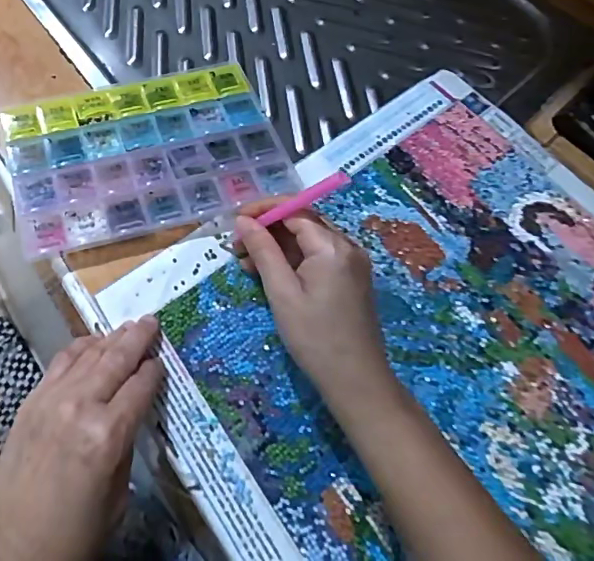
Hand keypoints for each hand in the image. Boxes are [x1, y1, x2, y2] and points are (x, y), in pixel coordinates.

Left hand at [0, 318, 164, 560]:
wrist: (12, 541)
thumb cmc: (72, 533)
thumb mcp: (116, 498)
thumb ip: (125, 449)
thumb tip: (129, 416)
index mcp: (107, 436)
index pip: (139, 389)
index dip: (154, 373)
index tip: (162, 362)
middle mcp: (80, 406)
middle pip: (115, 360)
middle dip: (137, 339)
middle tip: (152, 321)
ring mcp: (53, 397)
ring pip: (88, 354)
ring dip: (110, 338)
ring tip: (127, 326)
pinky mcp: (33, 397)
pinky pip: (61, 361)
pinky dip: (80, 347)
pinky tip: (92, 342)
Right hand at [235, 206, 390, 398]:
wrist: (358, 384)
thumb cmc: (315, 338)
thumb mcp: (281, 292)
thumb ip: (262, 250)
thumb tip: (244, 220)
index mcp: (332, 246)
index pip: (293, 209)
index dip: (261, 210)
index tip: (234, 222)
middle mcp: (347, 246)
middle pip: (301, 221)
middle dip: (266, 228)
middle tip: (237, 246)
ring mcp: (351, 262)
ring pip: (306, 238)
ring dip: (276, 245)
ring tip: (247, 263)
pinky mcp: (350, 278)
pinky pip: (317, 255)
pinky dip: (291, 258)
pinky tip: (269, 273)